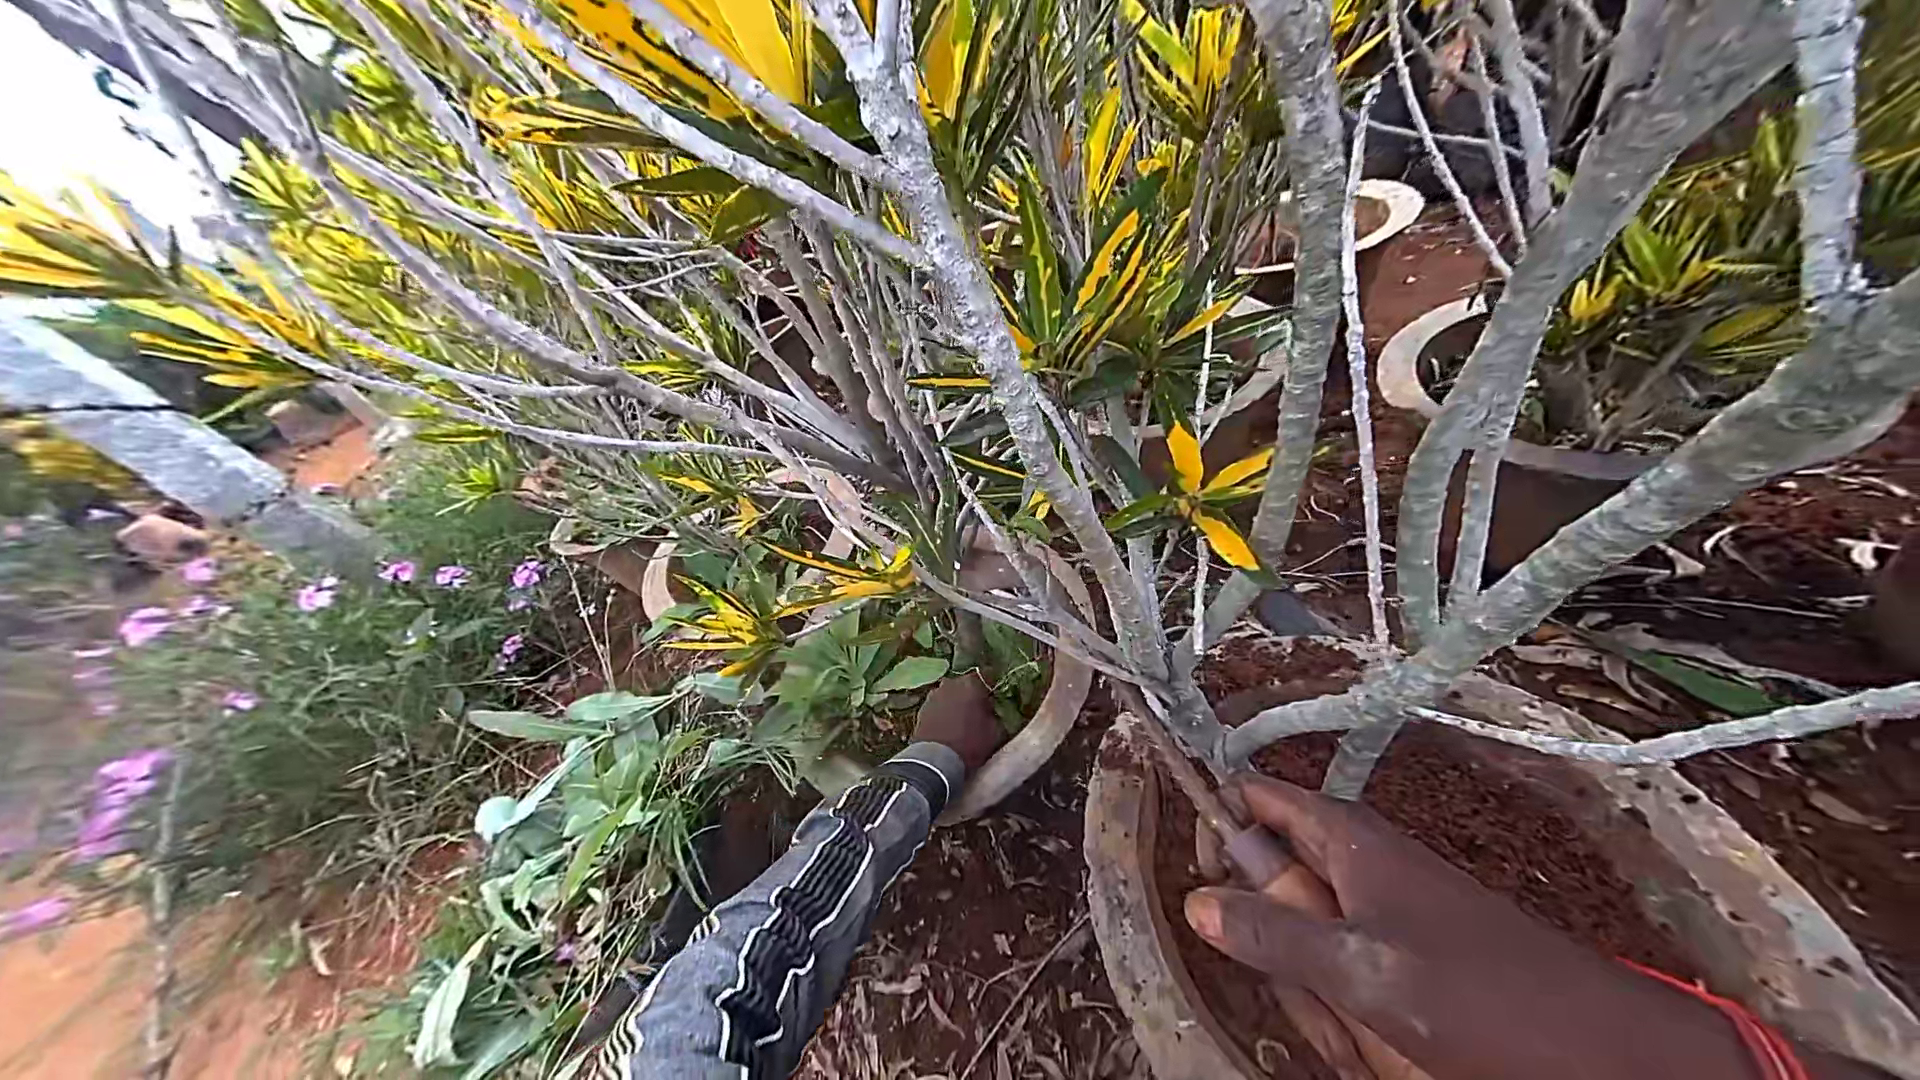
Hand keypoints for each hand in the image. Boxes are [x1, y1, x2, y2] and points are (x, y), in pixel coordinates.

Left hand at [911, 674, 998, 771]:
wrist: (936, 762)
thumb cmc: (971, 744)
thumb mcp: (995, 731)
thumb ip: (995, 714)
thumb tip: (991, 711)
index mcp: (972, 683)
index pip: (986, 677)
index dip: (991, 689)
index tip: (993, 701)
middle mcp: (951, 683)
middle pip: (965, 684)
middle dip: (971, 695)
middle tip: (977, 712)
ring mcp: (933, 695)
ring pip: (949, 694)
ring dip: (955, 703)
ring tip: (960, 721)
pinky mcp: (922, 708)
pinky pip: (937, 706)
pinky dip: (942, 712)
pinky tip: (946, 727)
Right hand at [1185, 776, 1798, 1079]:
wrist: (1617, 1058)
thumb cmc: (1483, 996)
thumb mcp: (1362, 969)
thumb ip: (1271, 931)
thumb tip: (1195, 902)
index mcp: (1339, 833)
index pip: (1248, 795)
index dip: (1217, 826)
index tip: (1207, 885)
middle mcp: (1351, 854)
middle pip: (1268, 872)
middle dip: (1269, 934)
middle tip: (1305, 990)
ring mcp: (1375, 901)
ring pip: (1298, 926)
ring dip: (1306, 983)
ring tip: (1351, 1034)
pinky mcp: (1396, 944)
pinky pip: (1335, 959)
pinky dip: (1337, 999)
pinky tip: (1367, 1042)